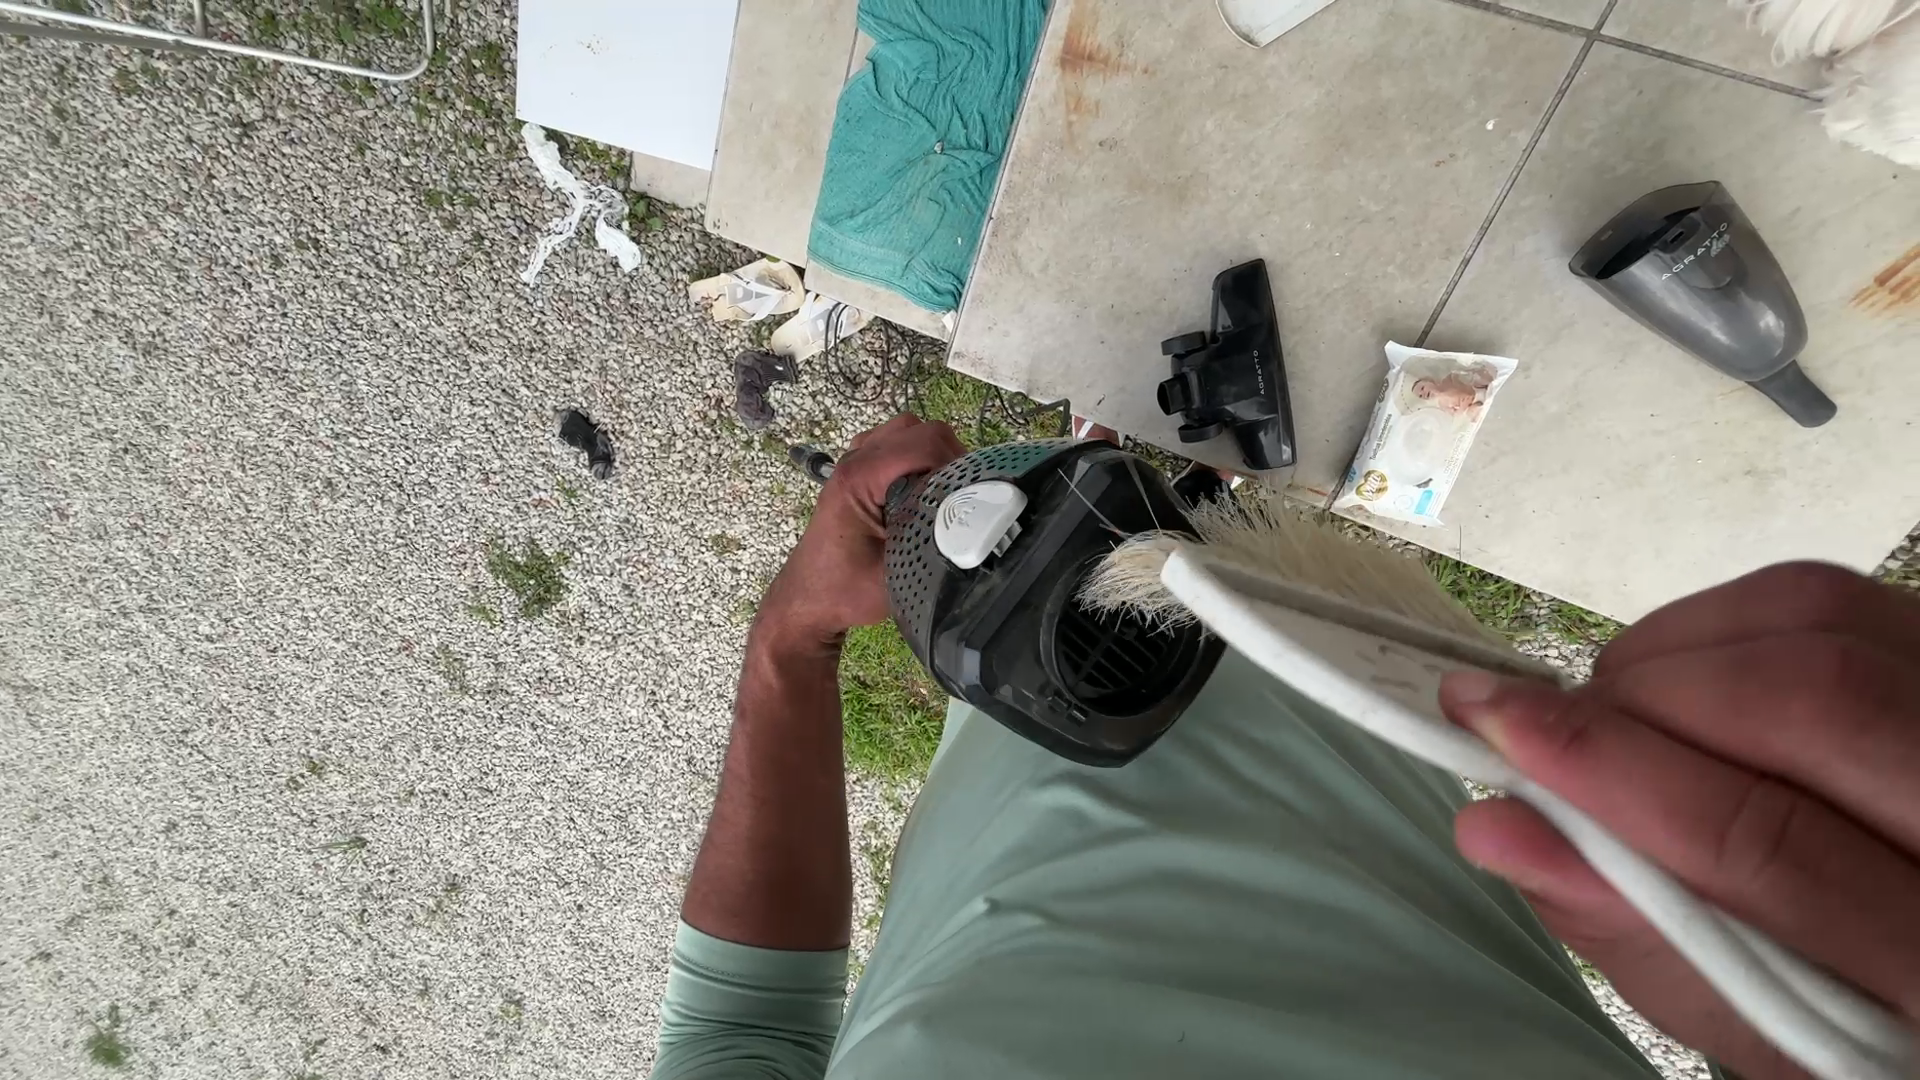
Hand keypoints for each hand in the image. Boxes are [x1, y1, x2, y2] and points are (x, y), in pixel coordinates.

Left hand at [756, 415, 963, 650]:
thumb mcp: (896, 572)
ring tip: (945, 489)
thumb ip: (933, 544)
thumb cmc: (846, 590)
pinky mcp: (856, 470)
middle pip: (918, 429)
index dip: (955, 463)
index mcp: (859, 478)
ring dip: (932, 453)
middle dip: (948, 455)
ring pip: (906, 431)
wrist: (809, 599)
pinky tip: (922, 488)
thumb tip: (977, 527)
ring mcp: (853, 461)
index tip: (968, 494)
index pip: (923, 443)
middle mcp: (854, 460)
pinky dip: (915, 456)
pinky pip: (893, 444)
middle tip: (961, 491)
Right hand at [1439, 562, 1919, 1078]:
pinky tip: (1685, 688)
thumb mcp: (1709, 995)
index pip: (1765, 838)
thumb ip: (1607, 913)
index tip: (1477, 714)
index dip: (1602, 763)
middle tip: (1554, 728)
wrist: (1904, 921)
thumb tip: (1487, 824)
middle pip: (1811, 697)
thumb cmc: (1804, 988)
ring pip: (1814, 625)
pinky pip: (1818, 598)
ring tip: (1625, 717)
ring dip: (1662, 661)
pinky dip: (1704, 631)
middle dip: (1632, 698)